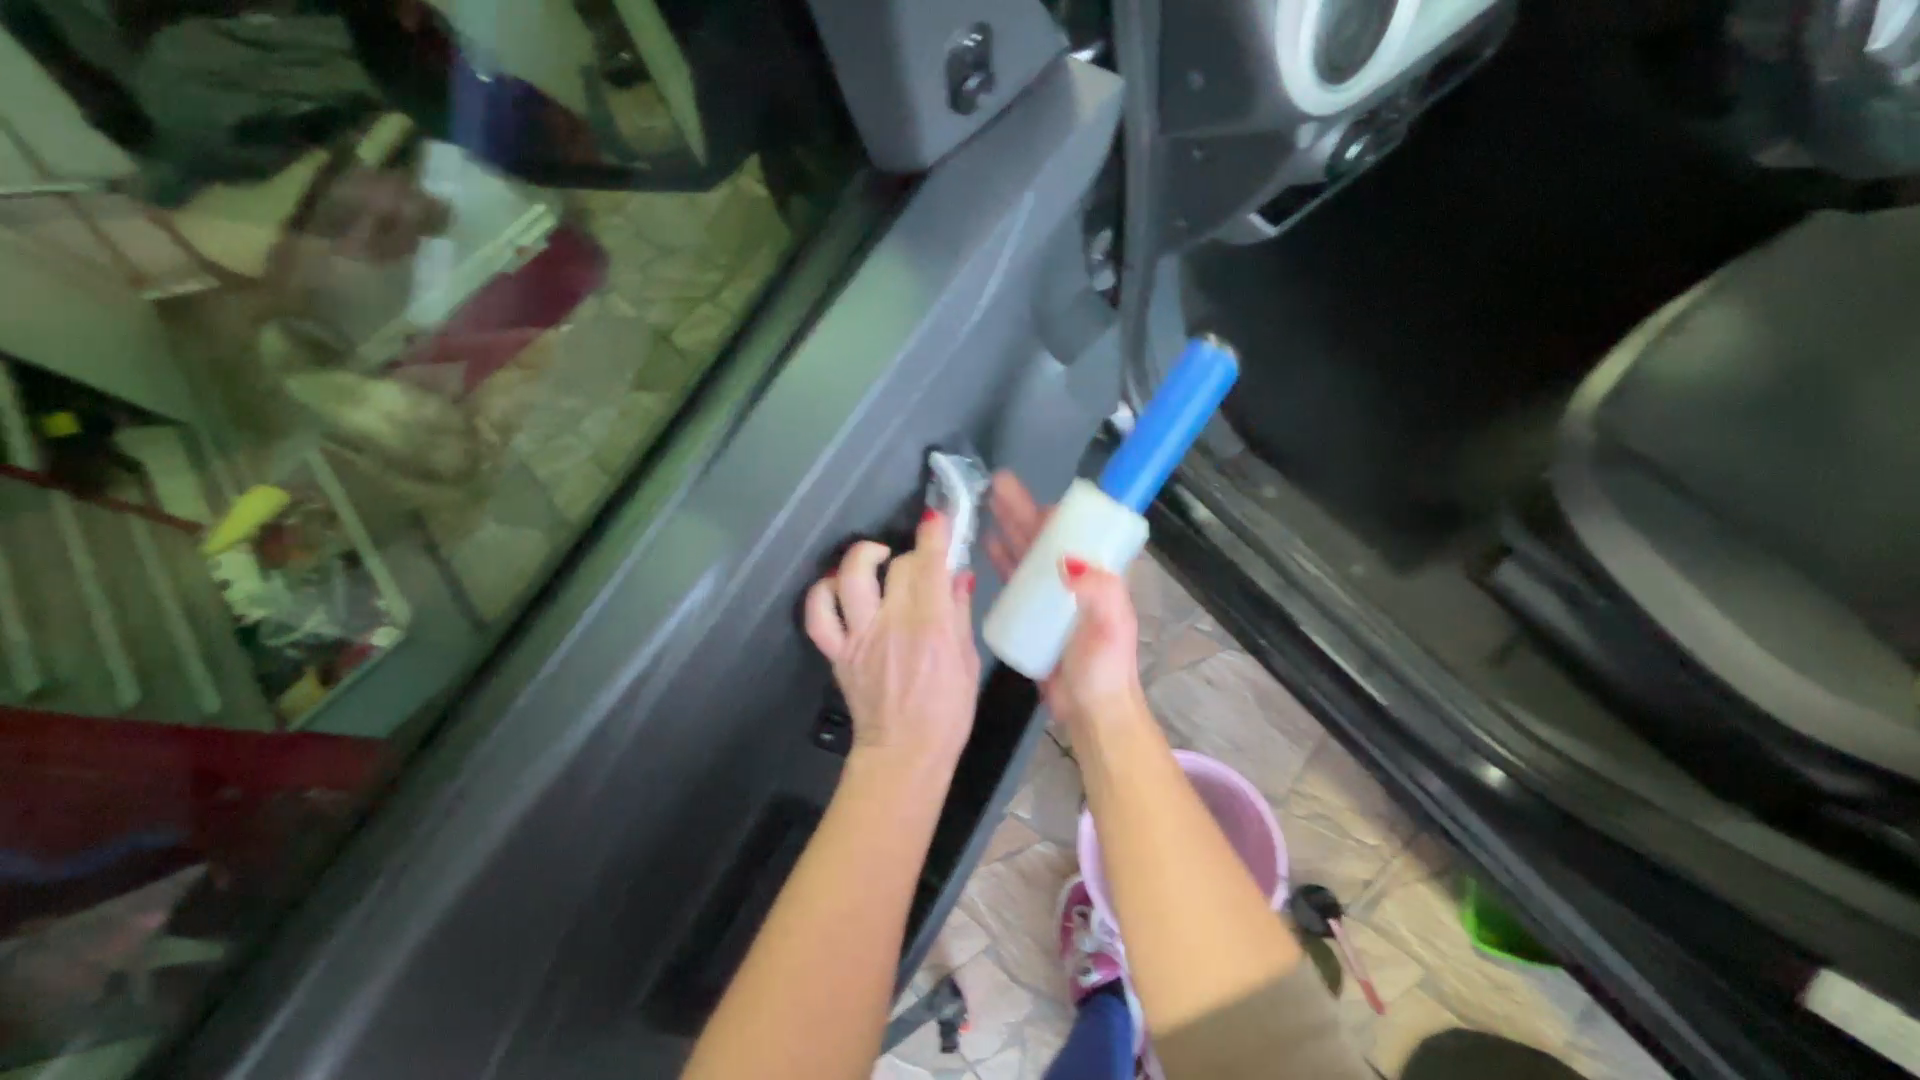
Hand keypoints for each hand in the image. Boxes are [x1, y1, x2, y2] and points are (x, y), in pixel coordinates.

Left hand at [805, 512, 980, 769]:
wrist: (904, 755)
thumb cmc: (948, 715)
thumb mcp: (967, 663)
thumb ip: (959, 615)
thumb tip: (958, 576)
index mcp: (932, 628)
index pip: (931, 566)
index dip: (934, 535)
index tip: (937, 518)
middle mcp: (893, 624)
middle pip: (898, 567)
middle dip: (913, 556)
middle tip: (923, 566)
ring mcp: (860, 637)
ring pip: (851, 578)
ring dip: (863, 556)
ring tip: (876, 558)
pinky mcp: (838, 653)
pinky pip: (818, 616)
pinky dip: (822, 593)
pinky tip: (837, 585)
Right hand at [985, 472, 1148, 735]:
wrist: (1090, 713)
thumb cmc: (1104, 669)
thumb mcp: (1109, 627)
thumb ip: (1098, 593)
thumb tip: (1068, 560)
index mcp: (1098, 577)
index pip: (1076, 532)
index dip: (1054, 511)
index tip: (1029, 491)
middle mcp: (1075, 582)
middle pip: (1046, 538)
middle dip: (1022, 510)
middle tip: (995, 485)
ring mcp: (1053, 599)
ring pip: (1029, 556)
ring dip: (1009, 530)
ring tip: (984, 506)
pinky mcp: (1033, 618)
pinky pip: (1016, 582)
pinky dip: (1003, 561)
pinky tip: (986, 546)